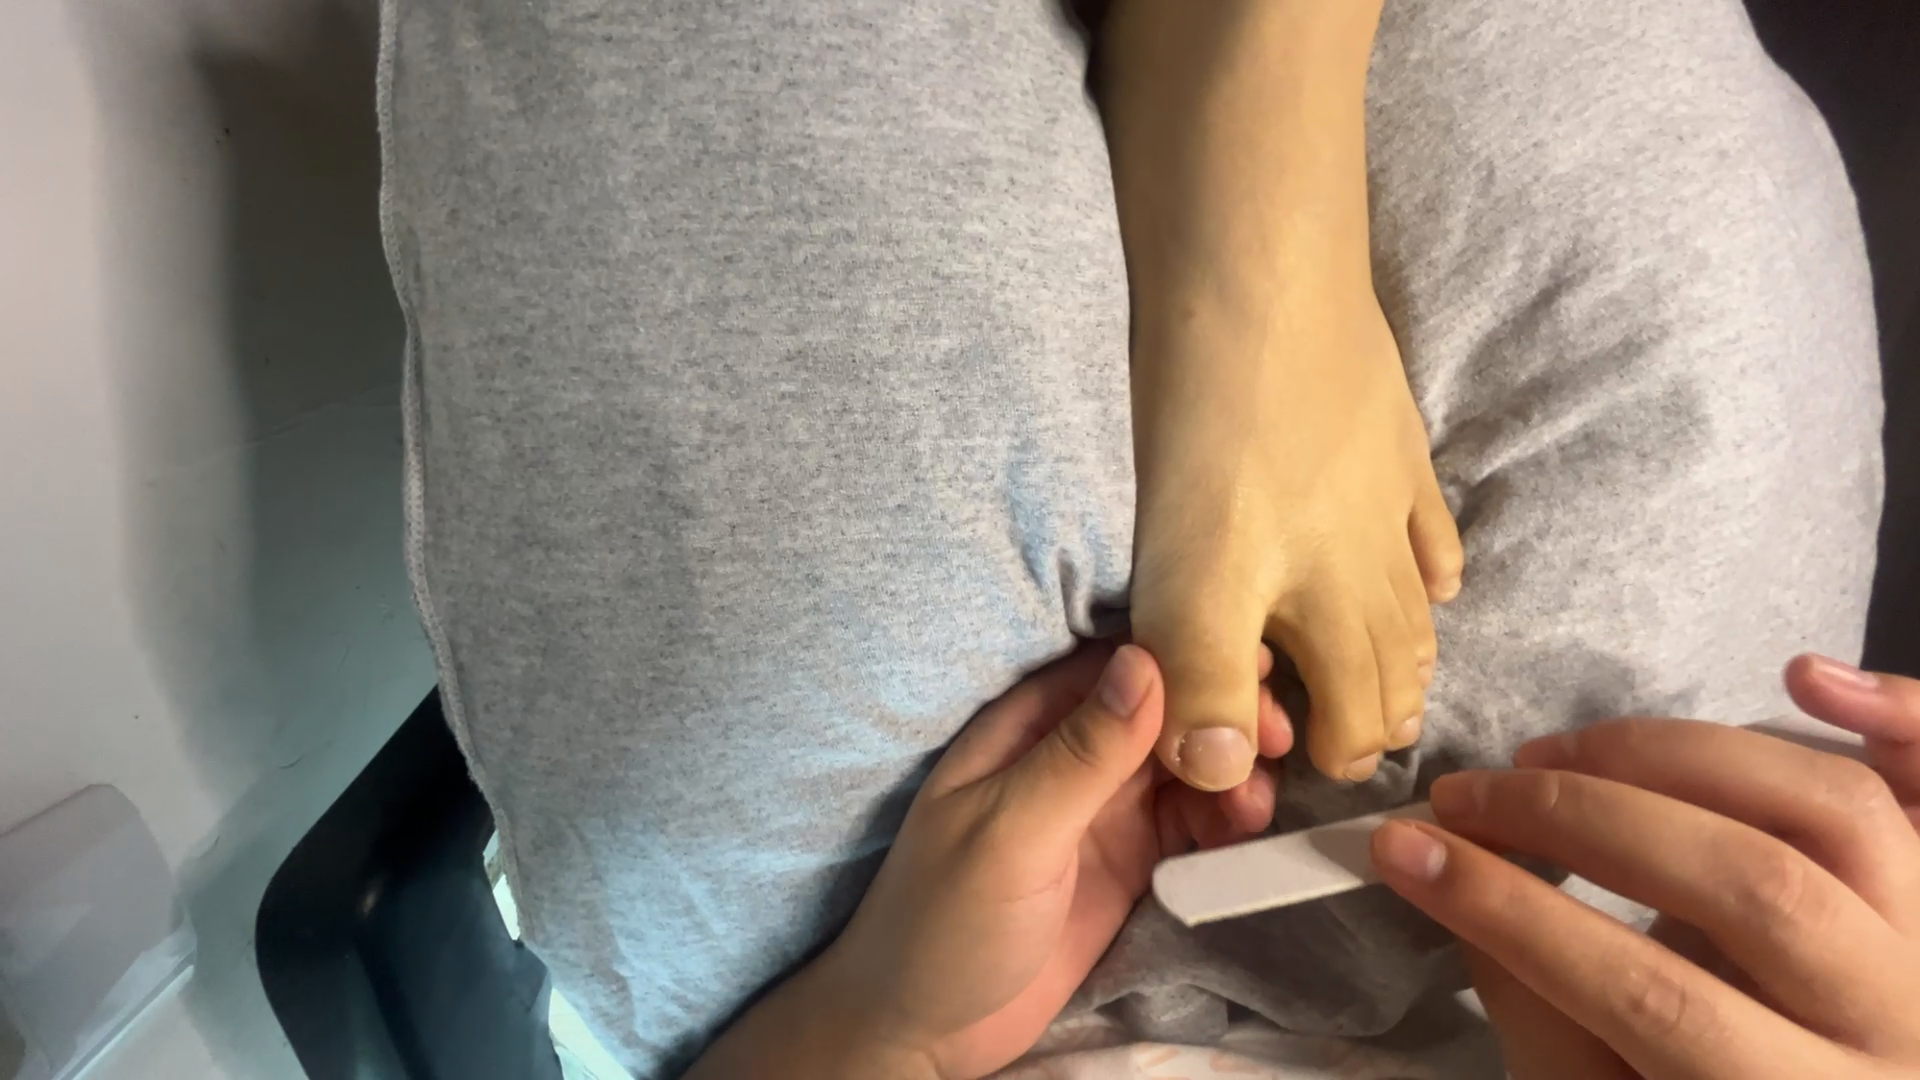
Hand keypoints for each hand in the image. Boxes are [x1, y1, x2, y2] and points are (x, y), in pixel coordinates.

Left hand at [686, 641, 1291, 1079]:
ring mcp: (1104, 805)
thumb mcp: (1011, 829)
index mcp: (1029, 722)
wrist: (928, 1026)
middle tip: (1276, 732)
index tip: (1252, 660)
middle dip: (1219, 711)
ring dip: (1230, 767)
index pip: (1113, 664)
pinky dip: (1224, 818)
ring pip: (1184, 762)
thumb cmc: (948, 915)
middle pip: (1161, 708)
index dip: (1182, 654)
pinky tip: (1247, 827)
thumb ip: (1079, 752)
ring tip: (1261, 793)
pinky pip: (1190, 821)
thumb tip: (1143, 659)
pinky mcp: (1131, 856)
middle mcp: (1072, 750)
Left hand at [1130, 287, 1461, 788]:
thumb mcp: (1189, 578)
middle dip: (1369, 713)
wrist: (1256, 290)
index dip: (1331, 753)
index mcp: (1339, 612)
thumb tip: (1217, 772)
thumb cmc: (1216, 444)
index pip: (1357, 719)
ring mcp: (1394, 497)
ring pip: (1415, 605)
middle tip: (1338, 731)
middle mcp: (1383, 565)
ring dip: (1397, 652)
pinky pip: (1429, 525)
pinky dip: (1427, 566)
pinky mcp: (1388, 439)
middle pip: (1395, 668)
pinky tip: (1428, 576)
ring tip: (1377, 678)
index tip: (1300, 761)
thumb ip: (1205, 680)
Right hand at [1369, 654, 1919, 1078]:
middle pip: (1749, 881)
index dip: (1505, 905)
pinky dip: (1898, 718)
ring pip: (1832, 808)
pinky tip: (1801, 679)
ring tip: (1558, 755)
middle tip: (1466, 796)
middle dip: (1568, 815)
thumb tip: (1449, 870)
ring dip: (1666, 754)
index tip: (1400, 844)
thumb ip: (1528, 1001)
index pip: (1650, 992)